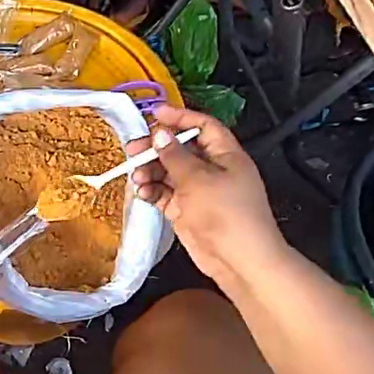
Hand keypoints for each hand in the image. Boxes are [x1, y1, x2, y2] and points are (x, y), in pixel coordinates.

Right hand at [129, 106, 289, 286]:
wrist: (239, 259)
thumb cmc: (228, 215)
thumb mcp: (198, 179)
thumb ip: (175, 155)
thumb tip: (160, 134)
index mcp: (225, 154)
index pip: (202, 126)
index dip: (180, 118)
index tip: (156, 114)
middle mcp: (212, 170)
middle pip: (180, 149)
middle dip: (156, 148)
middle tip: (134, 149)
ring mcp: (199, 191)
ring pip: (169, 173)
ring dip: (151, 172)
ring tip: (136, 176)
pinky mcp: (187, 211)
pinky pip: (165, 194)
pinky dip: (153, 192)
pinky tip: (143, 193)